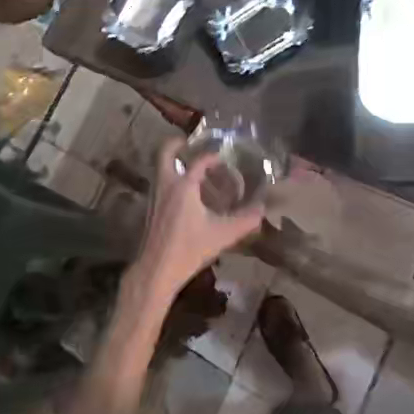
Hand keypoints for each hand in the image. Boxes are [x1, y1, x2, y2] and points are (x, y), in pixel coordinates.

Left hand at [128, 138, 266, 300]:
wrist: (156, 270)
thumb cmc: (188, 249)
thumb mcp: (222, 235)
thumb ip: (245, 221)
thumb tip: (263, 209)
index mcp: (183, 186)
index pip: (199, 161)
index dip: (213, 156)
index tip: (224, 157)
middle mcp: (166, 185)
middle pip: (164, 152)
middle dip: (177, 144)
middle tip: (190, 143)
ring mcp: (155, 196)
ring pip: (160, 168)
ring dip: (174, 163)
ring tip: (193, 169)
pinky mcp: (151, 209)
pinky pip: (160, 183)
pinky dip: (171, 179)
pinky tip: (186, 195)